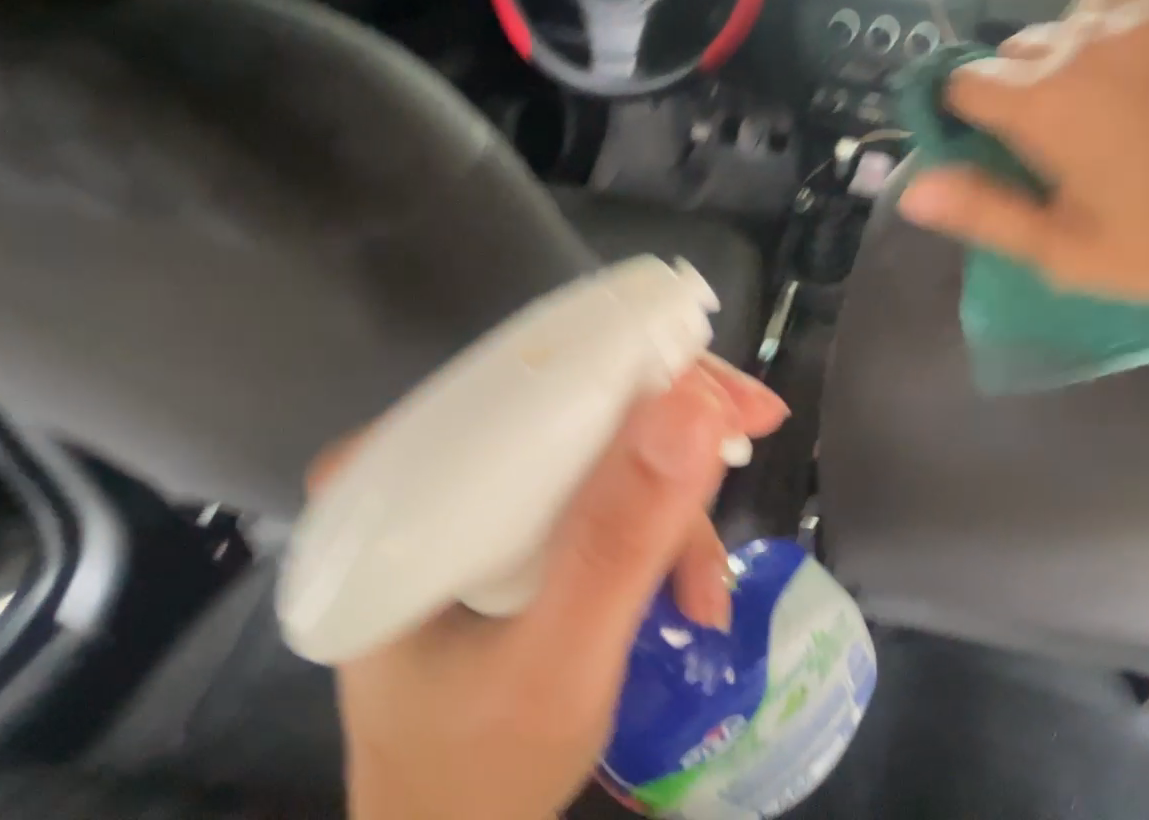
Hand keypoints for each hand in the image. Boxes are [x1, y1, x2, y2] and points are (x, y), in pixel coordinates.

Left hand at [326, 356, 788, 819]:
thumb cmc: (476, 773)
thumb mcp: (557, 661)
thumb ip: (618, 543)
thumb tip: (693, 409)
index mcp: (394, 481)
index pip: (529, 382)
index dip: (642, 375)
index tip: (730, 405)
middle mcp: (421, 476)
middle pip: (572, 413)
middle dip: (676, 441)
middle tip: (754, 439)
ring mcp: (464, 508)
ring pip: (595, 458)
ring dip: (670, 512)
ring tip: (704, 592)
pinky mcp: (500, 540)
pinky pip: (593, 504)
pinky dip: (651, 540)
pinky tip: (684, 594)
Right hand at [903, 0, 1148, 457]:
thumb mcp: (1074, 251)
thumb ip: (987, 214)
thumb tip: (913, 189)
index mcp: (1040, 105)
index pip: (966, 86)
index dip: (968, 113)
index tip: (993, 139)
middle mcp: (1081, 41)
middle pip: (1025, 48)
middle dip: (1031, 83)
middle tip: (1074, 132)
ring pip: (1084, 9)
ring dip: (1084, 41)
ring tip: (1125, 82)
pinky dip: (1144, 0)